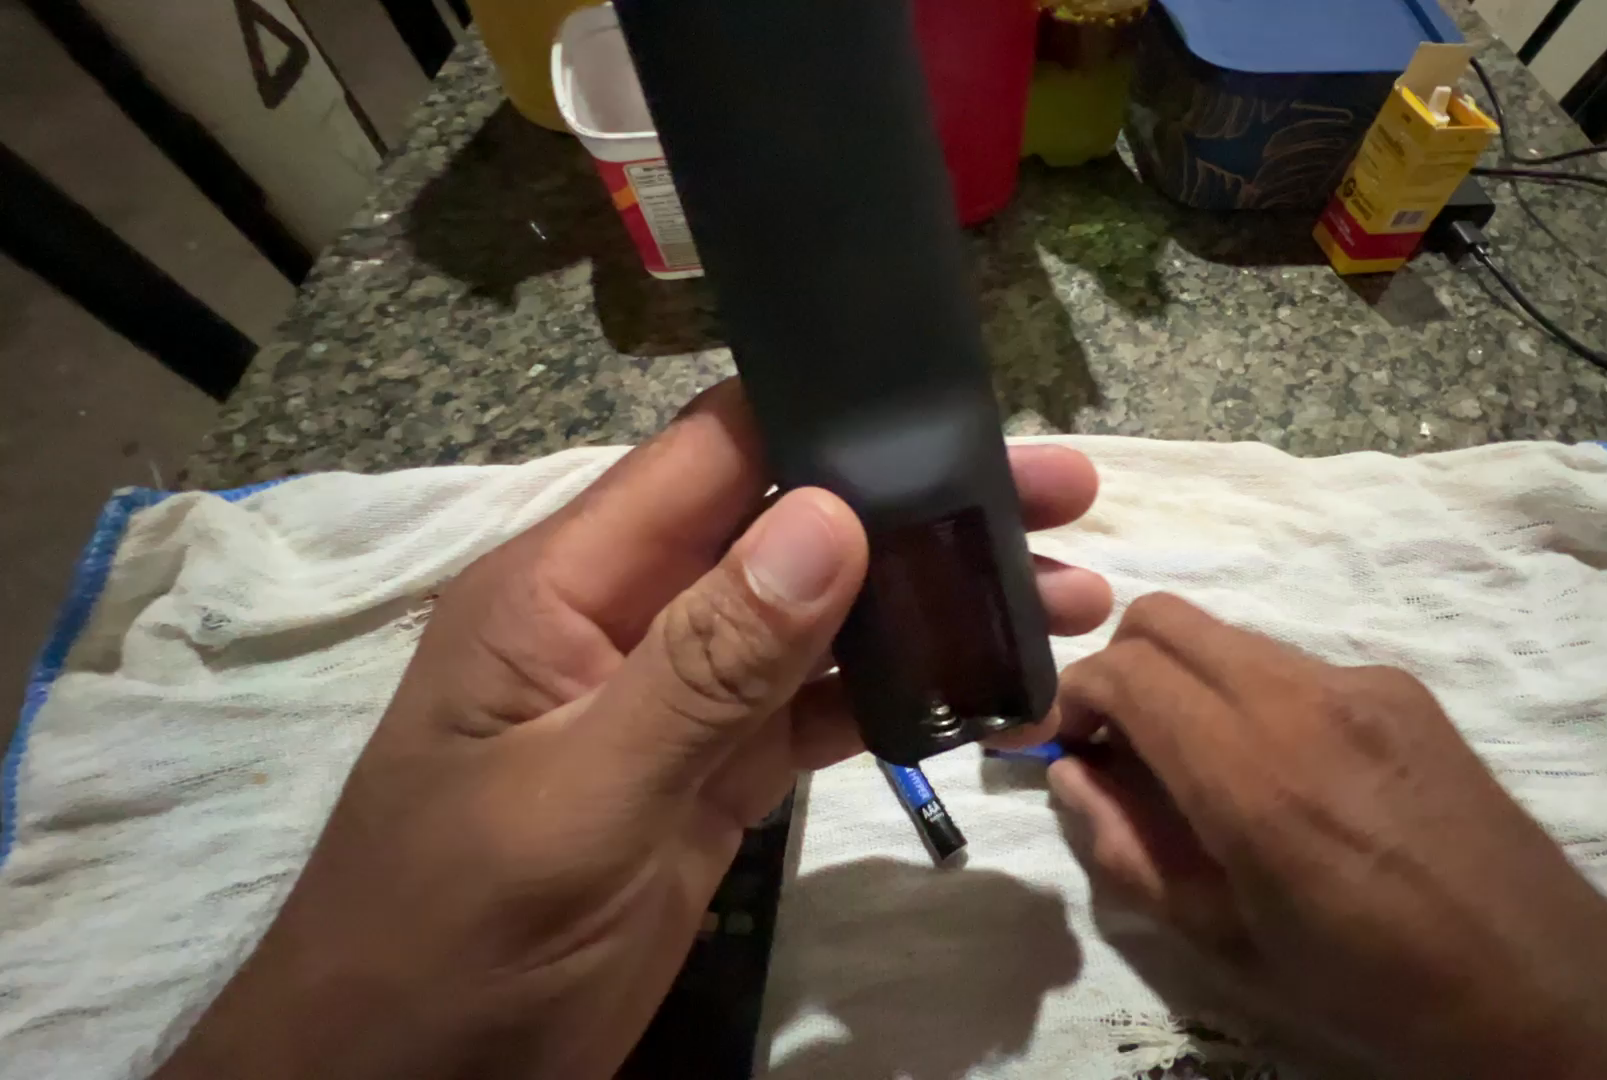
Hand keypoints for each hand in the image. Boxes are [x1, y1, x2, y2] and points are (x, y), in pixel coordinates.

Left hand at [156, 380, 1112, 1079]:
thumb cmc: (457, 948)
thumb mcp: (579, 806)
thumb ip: (703, 664)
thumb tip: (828, 522)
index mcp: (576, 580)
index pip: (716, 453)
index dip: (829, 419)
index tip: (952, 415)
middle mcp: (644, 608)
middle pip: (801, 525)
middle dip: (929, 509)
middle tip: (1057, 495)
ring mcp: (694, 682)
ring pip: (834, 613)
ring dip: (942, 603)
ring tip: (1063, 595)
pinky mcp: (730, 751)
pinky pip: (832, 699)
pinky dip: (912, 693)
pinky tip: (998, 694)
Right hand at [1044, 594, 1606, 1079]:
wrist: (1555, 991)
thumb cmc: (1372, 989)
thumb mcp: (1223, 945)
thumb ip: (1124, 849)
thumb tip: (1069, 773)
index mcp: (1257, 779)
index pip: (1127, 673)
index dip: (1072, 694)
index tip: (1061, 739)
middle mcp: (1304, 702)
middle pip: (1163, 618)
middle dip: (1115, 664)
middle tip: (1116, 739)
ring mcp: (1358, 680)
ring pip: (1220, 634)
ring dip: (1177, 678)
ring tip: (1193, 759)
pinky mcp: (1395, 683)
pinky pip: (1280, 662)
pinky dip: (1239, 692)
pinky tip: (1274, 765)